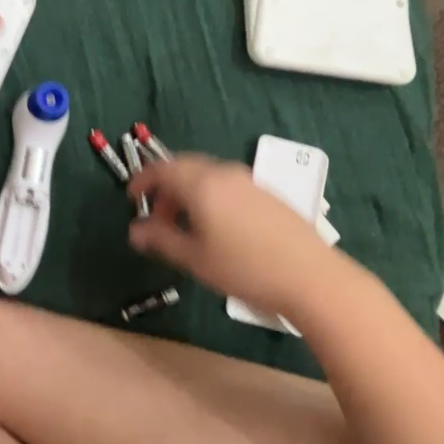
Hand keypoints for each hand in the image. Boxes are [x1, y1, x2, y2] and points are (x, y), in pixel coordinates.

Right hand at [127, 154, 336, 315]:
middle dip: (166, 187)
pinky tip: (217, 226)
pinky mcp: (267, 193)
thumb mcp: (195, 259)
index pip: (162, 169)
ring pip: (207, 175)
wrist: (311, 277)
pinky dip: (211, 195)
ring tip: (186, 225)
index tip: (132, 198)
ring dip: (189, 192)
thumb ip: (161, 240)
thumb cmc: (245, 268)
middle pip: (184, 167)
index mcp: (201, 184)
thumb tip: (134, 230)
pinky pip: (227, 184)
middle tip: (158, 216)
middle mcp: (224, 173)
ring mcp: (249, 181)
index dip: (142, 180)